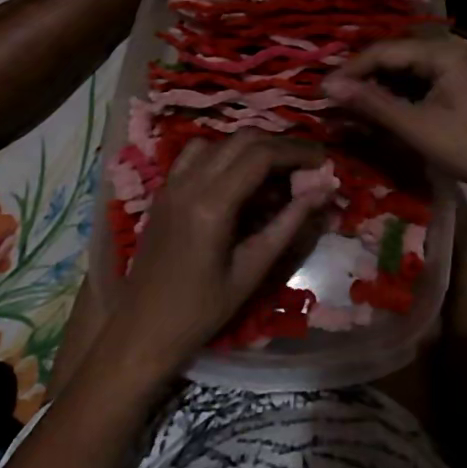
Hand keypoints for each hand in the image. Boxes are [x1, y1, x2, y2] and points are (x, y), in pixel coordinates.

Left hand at [102, 133, 329, 378]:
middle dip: (280, 145)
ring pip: (221, 141)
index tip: (323, 160)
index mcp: (211, 205)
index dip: (297, 152)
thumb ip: (289, 224)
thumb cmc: (201, 310)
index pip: (262, 155)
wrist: (142, 328)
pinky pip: (197, 153)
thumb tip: (324, 190)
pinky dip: (225, 154)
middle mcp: (189, 182)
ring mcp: (172, 182)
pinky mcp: (164, 189)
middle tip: (307, 165)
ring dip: (253, 147)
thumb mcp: (253, 269)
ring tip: (278, 172)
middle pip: (243, 139)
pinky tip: (240, 178)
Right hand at [322, 38, 466, 200]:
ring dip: (373, 90)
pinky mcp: (448, 88)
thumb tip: (327, 85)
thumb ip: (372, 104)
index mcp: (442, 53)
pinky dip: (390, 98)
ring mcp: (448, 70)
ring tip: (346, 108)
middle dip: (360, 79)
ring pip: (398, 73)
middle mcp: (445, 53)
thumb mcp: (416, 126)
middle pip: (390, 59)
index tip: (322, 90)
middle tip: (330, 100)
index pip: (384, 51)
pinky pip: (410, 85)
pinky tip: (371, 112)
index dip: (351, 70)